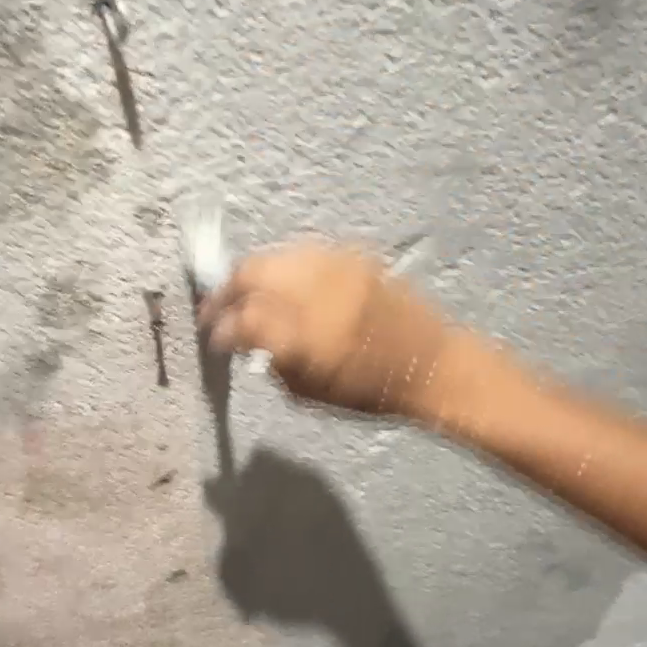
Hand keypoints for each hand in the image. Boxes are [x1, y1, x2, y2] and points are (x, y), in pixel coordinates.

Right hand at [198, 243, 497, 425]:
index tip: (212, 335)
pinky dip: (286, 264)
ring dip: (254, 273)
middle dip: (227, 288)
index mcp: (306, 339)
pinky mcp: (355, 258)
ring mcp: (338, 270)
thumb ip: (272, 364)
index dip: (221, 328)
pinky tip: (282, 281)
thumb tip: (246, 341)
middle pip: (253, 272)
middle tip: (216, 305)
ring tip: (246, 291)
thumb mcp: (310, 395)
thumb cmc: (370, 393)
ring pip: (277, 255)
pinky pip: (305, 252)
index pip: (245, 320)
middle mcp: (319, 296)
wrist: (433, 365)